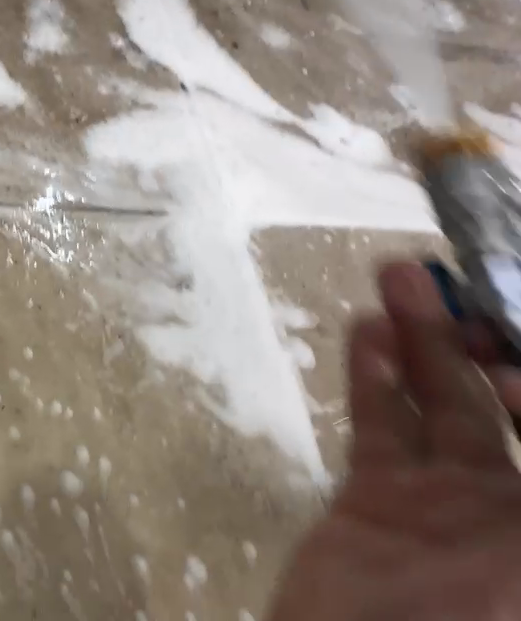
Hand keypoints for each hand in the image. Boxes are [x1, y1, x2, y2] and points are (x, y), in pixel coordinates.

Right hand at [266, 261, 520, 620]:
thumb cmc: (493, 607)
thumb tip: (517, 386)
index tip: (512, 313)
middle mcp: (520, 503)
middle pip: (510, 406)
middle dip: (488, 343)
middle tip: (448, 283)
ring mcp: (451, 501)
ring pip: (442, 405)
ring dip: (424, 344)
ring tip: (401, 283)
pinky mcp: (379, 496)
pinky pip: (379, 427)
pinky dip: (372, 376)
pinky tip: (366, 332)